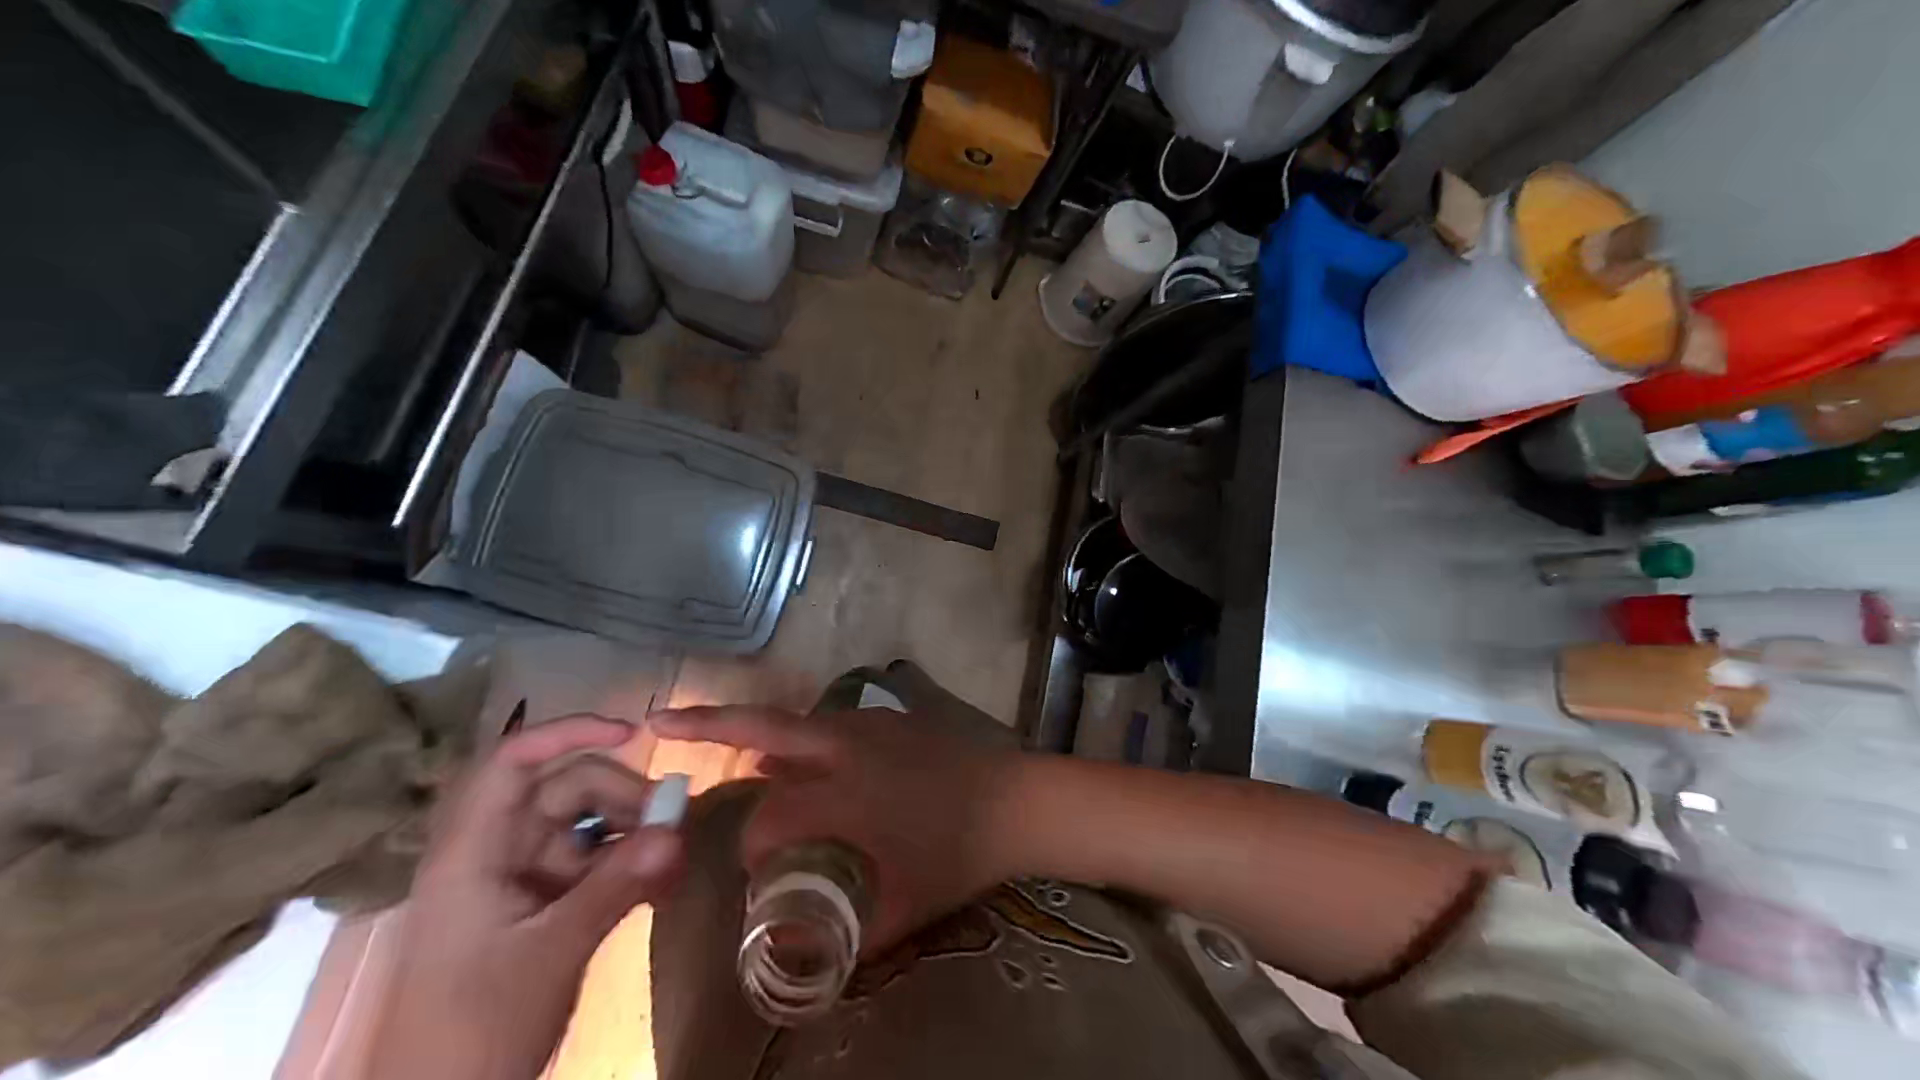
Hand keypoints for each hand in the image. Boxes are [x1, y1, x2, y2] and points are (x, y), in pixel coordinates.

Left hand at [368, 716, 684, 1079]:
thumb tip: (678, 829)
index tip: (634, 732)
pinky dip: (626, 865)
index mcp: (473, 851)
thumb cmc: (474, 1029)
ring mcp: (517, 878)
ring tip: (674, 863)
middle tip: (674, 824)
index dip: (569, 732)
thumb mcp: (552, 952)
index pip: (512, 762)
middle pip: (564, 789)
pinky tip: (659, 886)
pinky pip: (591, 863)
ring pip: (584, 825)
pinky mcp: (538, 905)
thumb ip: (616, 885)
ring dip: (632, 833)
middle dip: (623, 797)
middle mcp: (495, 852)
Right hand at [648, 705, 1022, 955]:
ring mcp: (866, 725)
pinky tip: (795, 754)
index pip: (767, 817)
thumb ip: (842, 936)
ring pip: (794, 720)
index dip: (751, 846)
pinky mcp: (886, 719)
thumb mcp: (900, 909)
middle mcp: (843, 748)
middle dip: (706, 723)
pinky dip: (799, 737)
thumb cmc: (956, 856)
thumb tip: (793, 951)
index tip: (757, 870)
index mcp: (841, 795)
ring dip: (753, 730)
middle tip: (659, 718)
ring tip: (716, 736)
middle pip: (761, 727)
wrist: (1014, 801)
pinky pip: (826, 724)